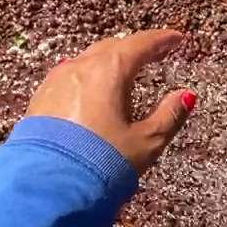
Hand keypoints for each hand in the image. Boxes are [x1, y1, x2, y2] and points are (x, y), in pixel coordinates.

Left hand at [26, 29, 193, 171]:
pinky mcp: (41, 99)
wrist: (49, 188)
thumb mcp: (147, 141)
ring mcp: (56, 81)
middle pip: (113, 47)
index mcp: (109, 72)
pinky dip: (89, 75)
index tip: (177, 39)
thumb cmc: (103, 163)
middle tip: (157, 52)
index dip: (162, 39)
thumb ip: (170, 114)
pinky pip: (70, 75)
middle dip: (136, 47)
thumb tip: (186, 96)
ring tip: (127, 69)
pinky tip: (95, 87)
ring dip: (111, 60)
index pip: (140, 44)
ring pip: (88, 59)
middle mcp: (80, 68)